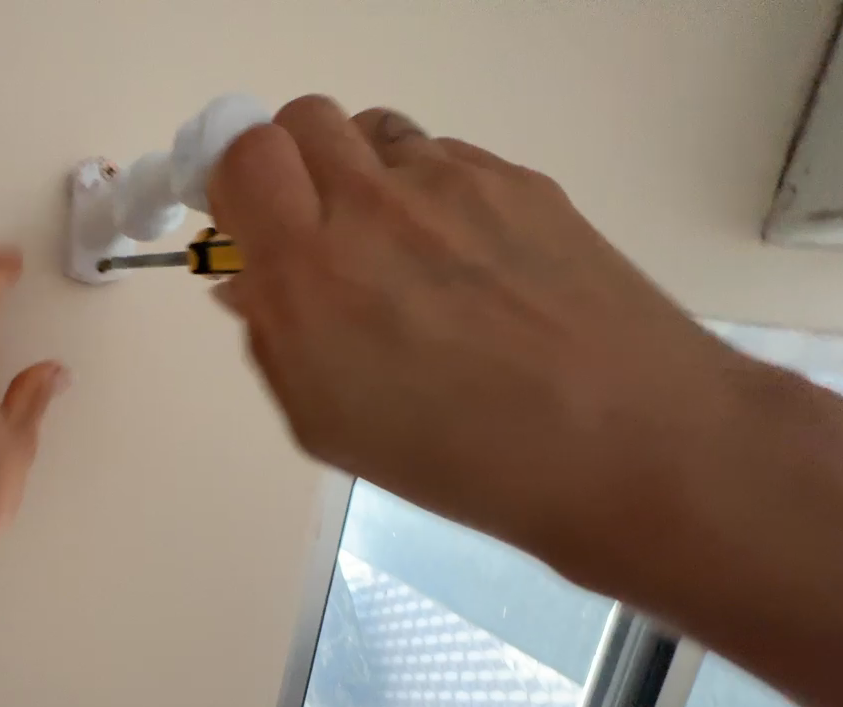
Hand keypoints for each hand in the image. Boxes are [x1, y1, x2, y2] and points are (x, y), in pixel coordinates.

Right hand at [207, 95, 743, 574]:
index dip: (226, 179)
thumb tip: (247, 282)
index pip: (242, 157)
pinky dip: (419, 192)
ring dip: (350, 173)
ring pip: (372, 130)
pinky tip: (451, 260)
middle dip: (281, 164)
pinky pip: (441, 158)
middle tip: (299, 228)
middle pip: (301, 118)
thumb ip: (270, 340)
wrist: (617, 437)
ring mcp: (455, 181)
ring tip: (378, 245)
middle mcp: (374, 203)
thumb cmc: (442, 452)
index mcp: (310, 269)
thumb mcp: (320, 421)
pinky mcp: (520, 179)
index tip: (235, 221)